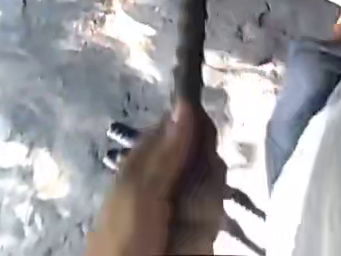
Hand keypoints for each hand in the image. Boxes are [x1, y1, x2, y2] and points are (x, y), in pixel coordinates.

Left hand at [85, 101, 224, 255]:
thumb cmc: (123, 241)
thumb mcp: (138, 192)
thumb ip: (166, 150)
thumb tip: (186, 99)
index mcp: (149, 159)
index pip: (185, 124)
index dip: (198, 130)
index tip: (204, 141)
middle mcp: (170, 176)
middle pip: (207, 154)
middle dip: (203, 177)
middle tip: (184, 200)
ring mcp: (186, 205)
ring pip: (215, 187)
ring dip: (201, 210)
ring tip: (179, 232)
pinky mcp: (199, 232)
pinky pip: (217, 218)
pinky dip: (203, 234)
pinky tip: (187, 247)